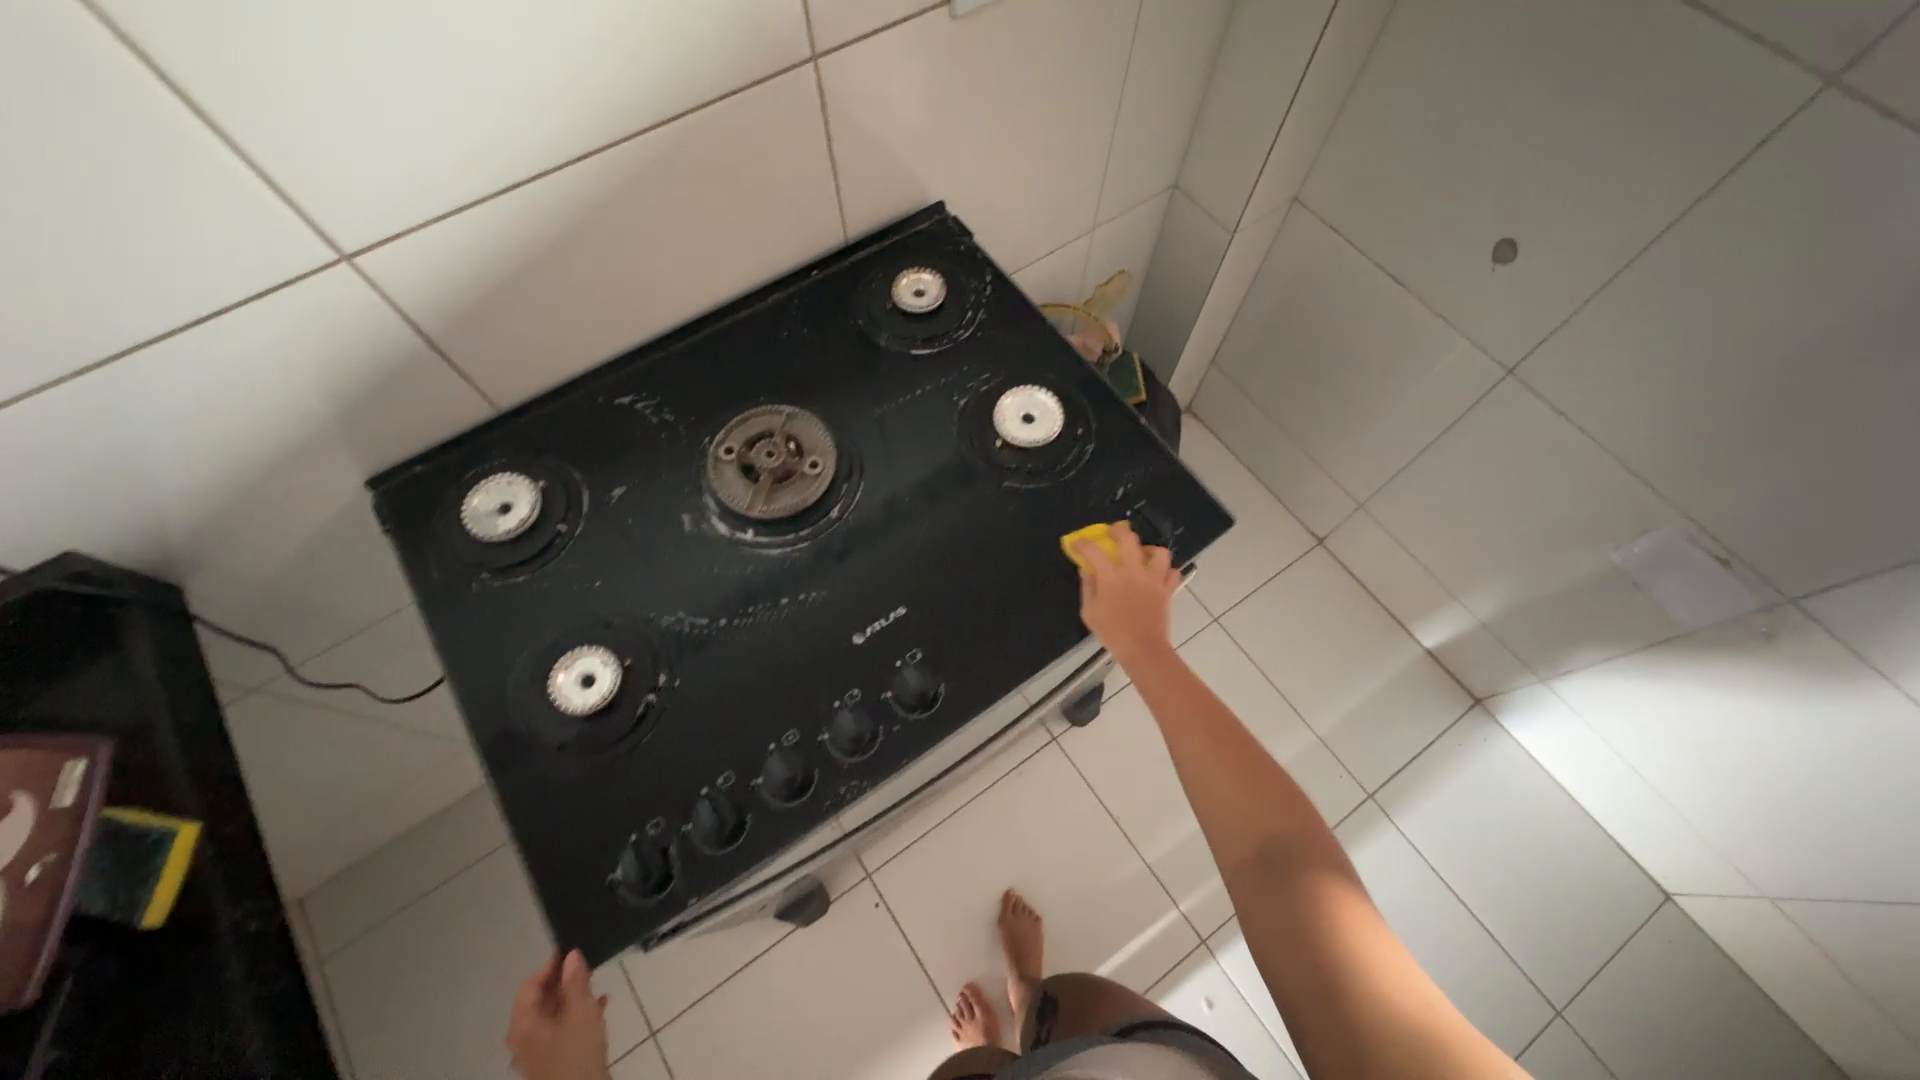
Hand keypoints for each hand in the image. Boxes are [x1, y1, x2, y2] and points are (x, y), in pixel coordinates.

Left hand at [506, 950, 610, 1079]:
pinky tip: (599, 1005)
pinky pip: (560, 1028)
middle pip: (539, 1000)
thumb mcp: (580, 1012)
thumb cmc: (576, 1053)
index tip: (571, 950)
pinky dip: (576, 1014)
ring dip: (572, 996)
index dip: (549, 966)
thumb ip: (575, 982)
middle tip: (586, 964)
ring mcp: (537, 1051)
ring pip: (552, 1014)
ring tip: (595, 982)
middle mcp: (523, 1038)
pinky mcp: (552, 1060)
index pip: (529, 986)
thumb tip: (572, 955)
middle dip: (562, 980)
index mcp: (522, 1025)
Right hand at [1076, 521, 1181, 666]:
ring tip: (1143, 555)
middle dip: (1119, 530)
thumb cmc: (1112, 632)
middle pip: (1128, 539)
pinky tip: (1158, 576)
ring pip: (1159, 552)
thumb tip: (1087, 570)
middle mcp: (1133, 571)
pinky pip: (1173, 573)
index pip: (1094, 551)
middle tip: (1113, 533)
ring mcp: (1154, 578)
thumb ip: (1087, 587)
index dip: (1083, 543)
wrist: (1142, 648)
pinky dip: (1167, 571)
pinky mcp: (1167, 589)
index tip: (1078, 544)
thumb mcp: (1089, 612)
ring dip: (1150, 550)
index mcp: (1111, 577)